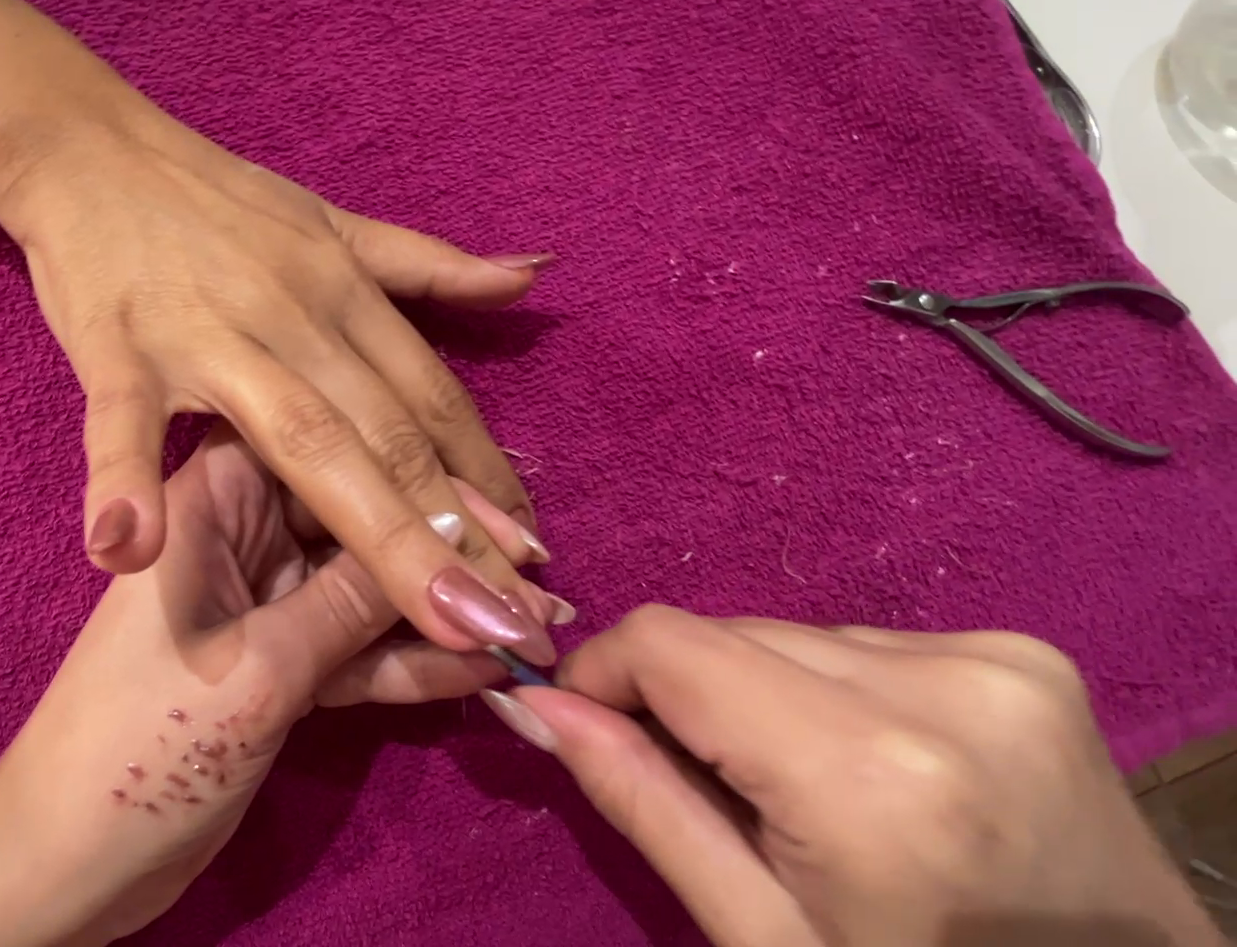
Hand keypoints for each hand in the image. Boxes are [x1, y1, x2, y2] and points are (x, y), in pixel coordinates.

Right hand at [0, 112, 558, 665]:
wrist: (90, 152)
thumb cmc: (216, 200)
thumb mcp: (332, 222)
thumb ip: (427, 265)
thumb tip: (530, 273)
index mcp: (346, 295)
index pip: (433, 399)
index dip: (490, 480)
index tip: (537, 557)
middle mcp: (297, 320)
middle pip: (393, 436)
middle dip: (465, 533)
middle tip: (521, 623)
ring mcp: (209, 338)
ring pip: (305, 438)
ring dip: (376, 530)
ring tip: (436, 617)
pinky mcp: (119, 351)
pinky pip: (123, 423)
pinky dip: (123, 480)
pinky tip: (127, 549)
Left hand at [0, 428, 565, 945]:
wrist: (65, 862)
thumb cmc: (138, 745)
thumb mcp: (256, 667)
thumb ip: (352, 602)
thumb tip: (456, 549)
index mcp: (213, 499)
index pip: (332, 460)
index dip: (422, 489)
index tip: (511, 530)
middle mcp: (242, 531)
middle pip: (361, 521)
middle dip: (448, 559)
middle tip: (541, 589)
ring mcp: (264, 597)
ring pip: (367, 588)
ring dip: (441, 616)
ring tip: (532, 635)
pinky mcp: (280, 655)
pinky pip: (355, 643)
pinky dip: (408, 659)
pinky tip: (478, 672)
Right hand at [481, 606, 1219, 946]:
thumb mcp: (758, 937)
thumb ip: (637, 798)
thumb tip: (530, 702)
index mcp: (869, 772)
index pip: (667, 643)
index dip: (602, 673)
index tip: (587, 726)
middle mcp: (939, 684)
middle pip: (722, 635)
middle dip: (682, 699)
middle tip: (710, 793)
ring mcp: (996, 660)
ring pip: (781, 636)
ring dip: (753, 696)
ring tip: (799, 792)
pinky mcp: (1022, 657)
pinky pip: (851, 642)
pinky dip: (821, 692)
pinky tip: (866, 768)